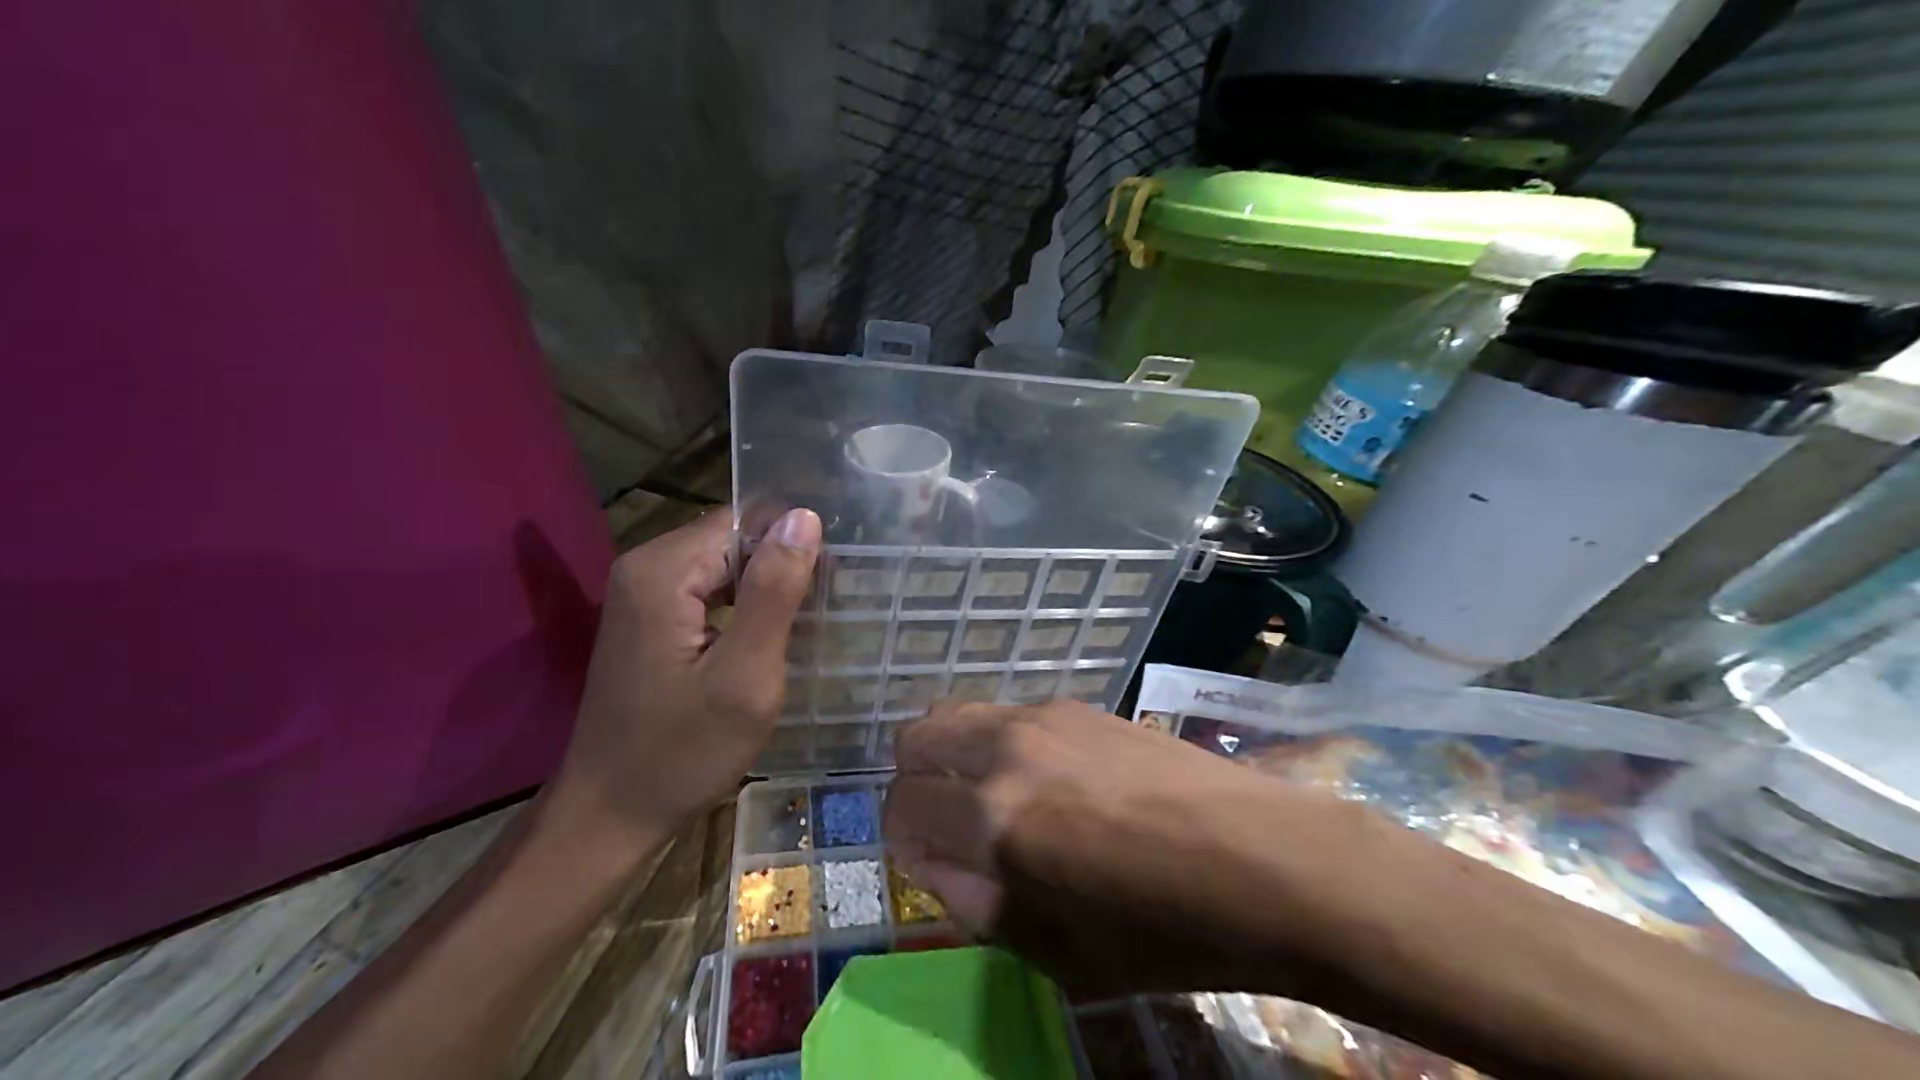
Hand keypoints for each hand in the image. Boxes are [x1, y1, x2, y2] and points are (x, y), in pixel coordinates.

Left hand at [545, 508, 820, 851]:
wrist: (611, 814)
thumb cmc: (683, 753)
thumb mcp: (744, 676)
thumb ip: (774, 592)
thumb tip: (803, 517)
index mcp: (663, 571)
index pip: (746, 521)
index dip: (794, 544)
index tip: (835, 580)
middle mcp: (644, 566)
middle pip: (733, 538)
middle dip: (781, 564)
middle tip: (826, 606)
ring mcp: (641, 592)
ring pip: (724, 563)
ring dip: (766, 585)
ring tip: (808, 619)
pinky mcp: (648, 617)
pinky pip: (709, 589)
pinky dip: (744, 604)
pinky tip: (770, 635)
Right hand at [884, 699, 1366, 1000]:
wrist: (1265, 860)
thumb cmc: (1163, 928)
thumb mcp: (1056, 950)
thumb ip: (972, 901)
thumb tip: (933, 858)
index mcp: (992, 816)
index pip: (901, 807)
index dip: (904, 841)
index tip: (933, 862)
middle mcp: (1006, 748)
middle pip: (916, 738)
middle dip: (916, 783)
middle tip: (950, 824)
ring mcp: (1044, 715)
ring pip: (958, 713)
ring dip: (954, 755)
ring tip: (994, 798)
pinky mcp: (1080, 705)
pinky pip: (1009, 714)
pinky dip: (1000, 743)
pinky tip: (1049, 780)